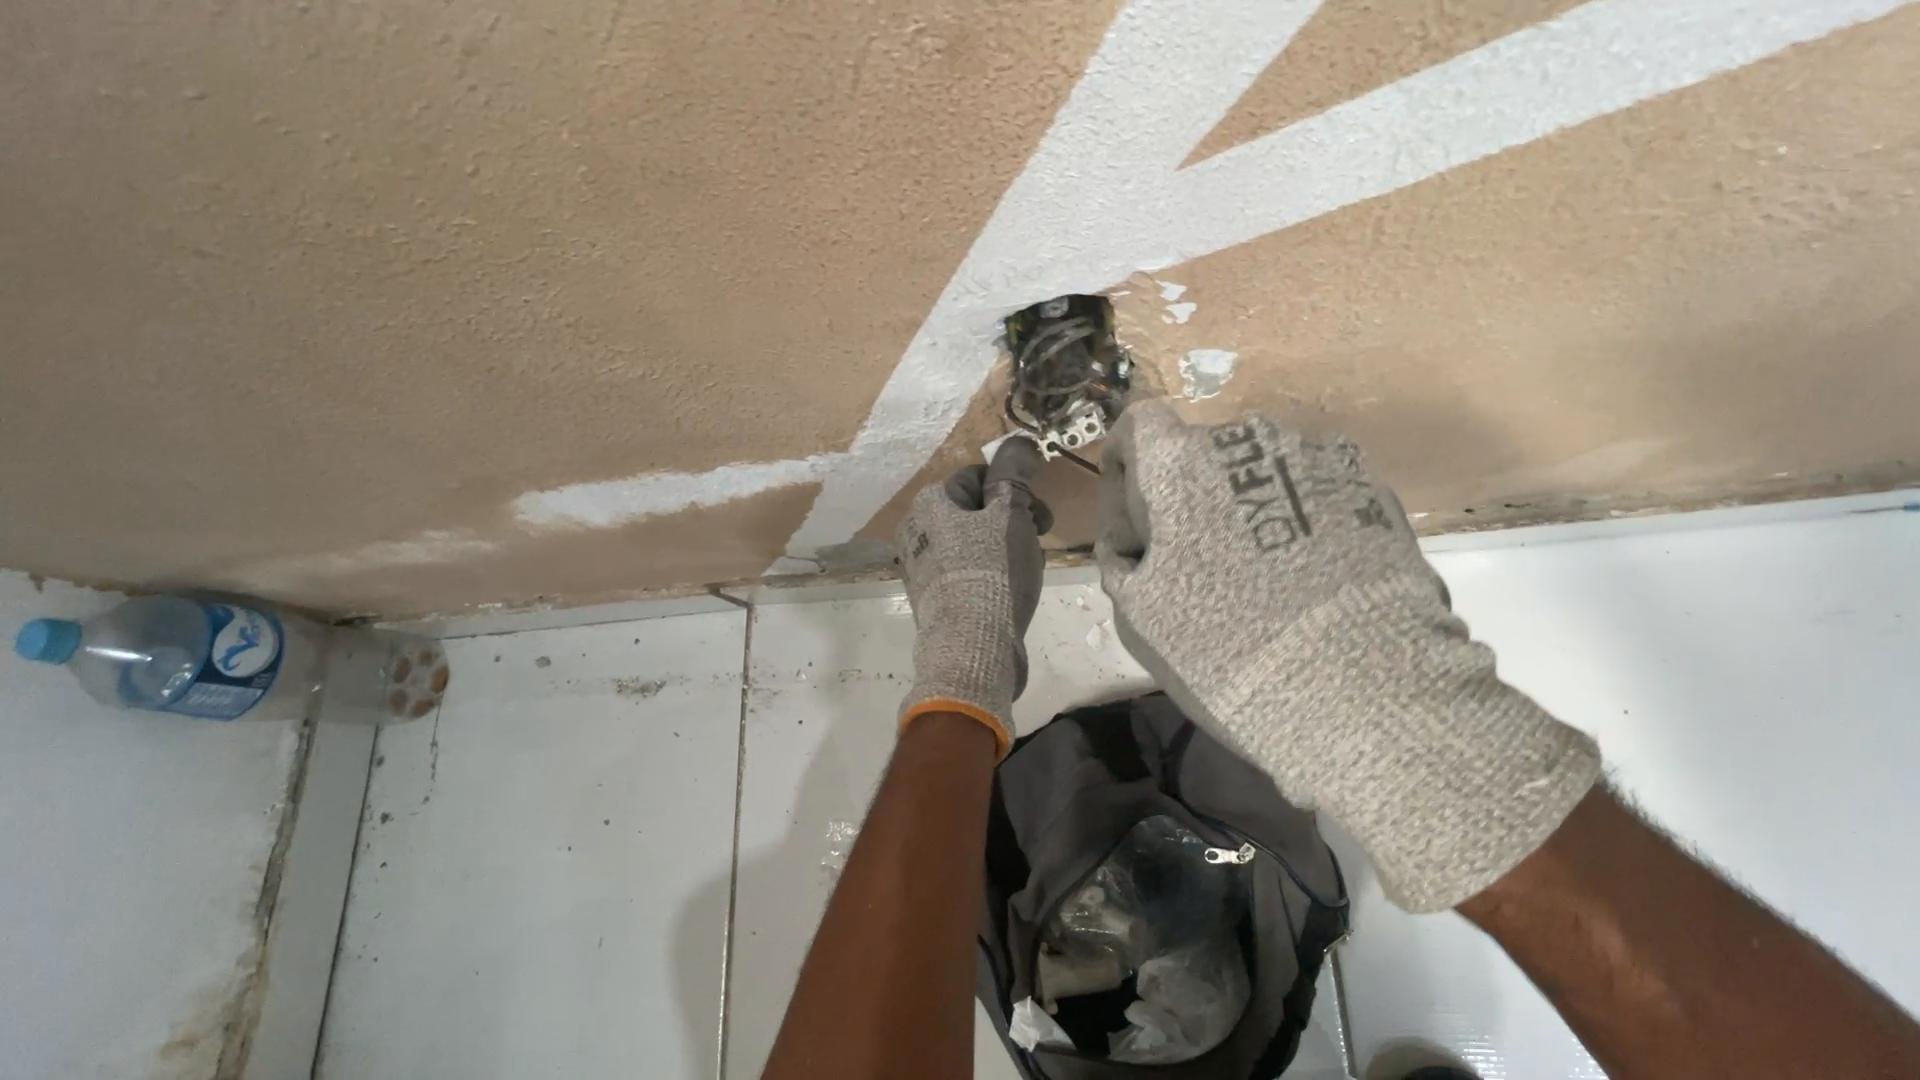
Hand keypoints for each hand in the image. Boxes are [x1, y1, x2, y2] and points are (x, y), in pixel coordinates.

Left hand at [895, 437, 1052, 759]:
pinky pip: (970, 574)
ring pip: (975, 544)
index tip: (1036, 514)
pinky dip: (993, 576)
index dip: (1013, 490)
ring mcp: (923, 569)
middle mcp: (917, 532)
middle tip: (1038, 539)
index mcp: (929, 504)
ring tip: (1026, 570)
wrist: (973, 647)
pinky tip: (1011, 593)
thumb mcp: (1010, 512)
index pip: (977, 477)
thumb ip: (1015, 473)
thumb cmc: (992, 571)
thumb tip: (1021, 442)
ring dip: (1006, 549)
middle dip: (1012, 520)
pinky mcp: (936, 601)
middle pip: (976, 511)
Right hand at [1096, 402, 1599, 911]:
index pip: (1138, 425)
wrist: (1363, 690)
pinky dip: (1302, 524)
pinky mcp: (1375, 495)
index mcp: (1180, 461)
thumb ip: (1120, 562)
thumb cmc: (1225, 648)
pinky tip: (1310, 582)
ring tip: (1262, 575)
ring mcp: (1322, 460)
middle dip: (1187, 495)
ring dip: (1247, 507)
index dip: (1125, 469)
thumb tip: (1130, 544)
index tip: (1134, 522)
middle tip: (1192, 560)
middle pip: (1200, 453)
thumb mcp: (1138, 616)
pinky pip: (1316, 496)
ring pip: (1263, 471)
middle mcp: (1251, 438)